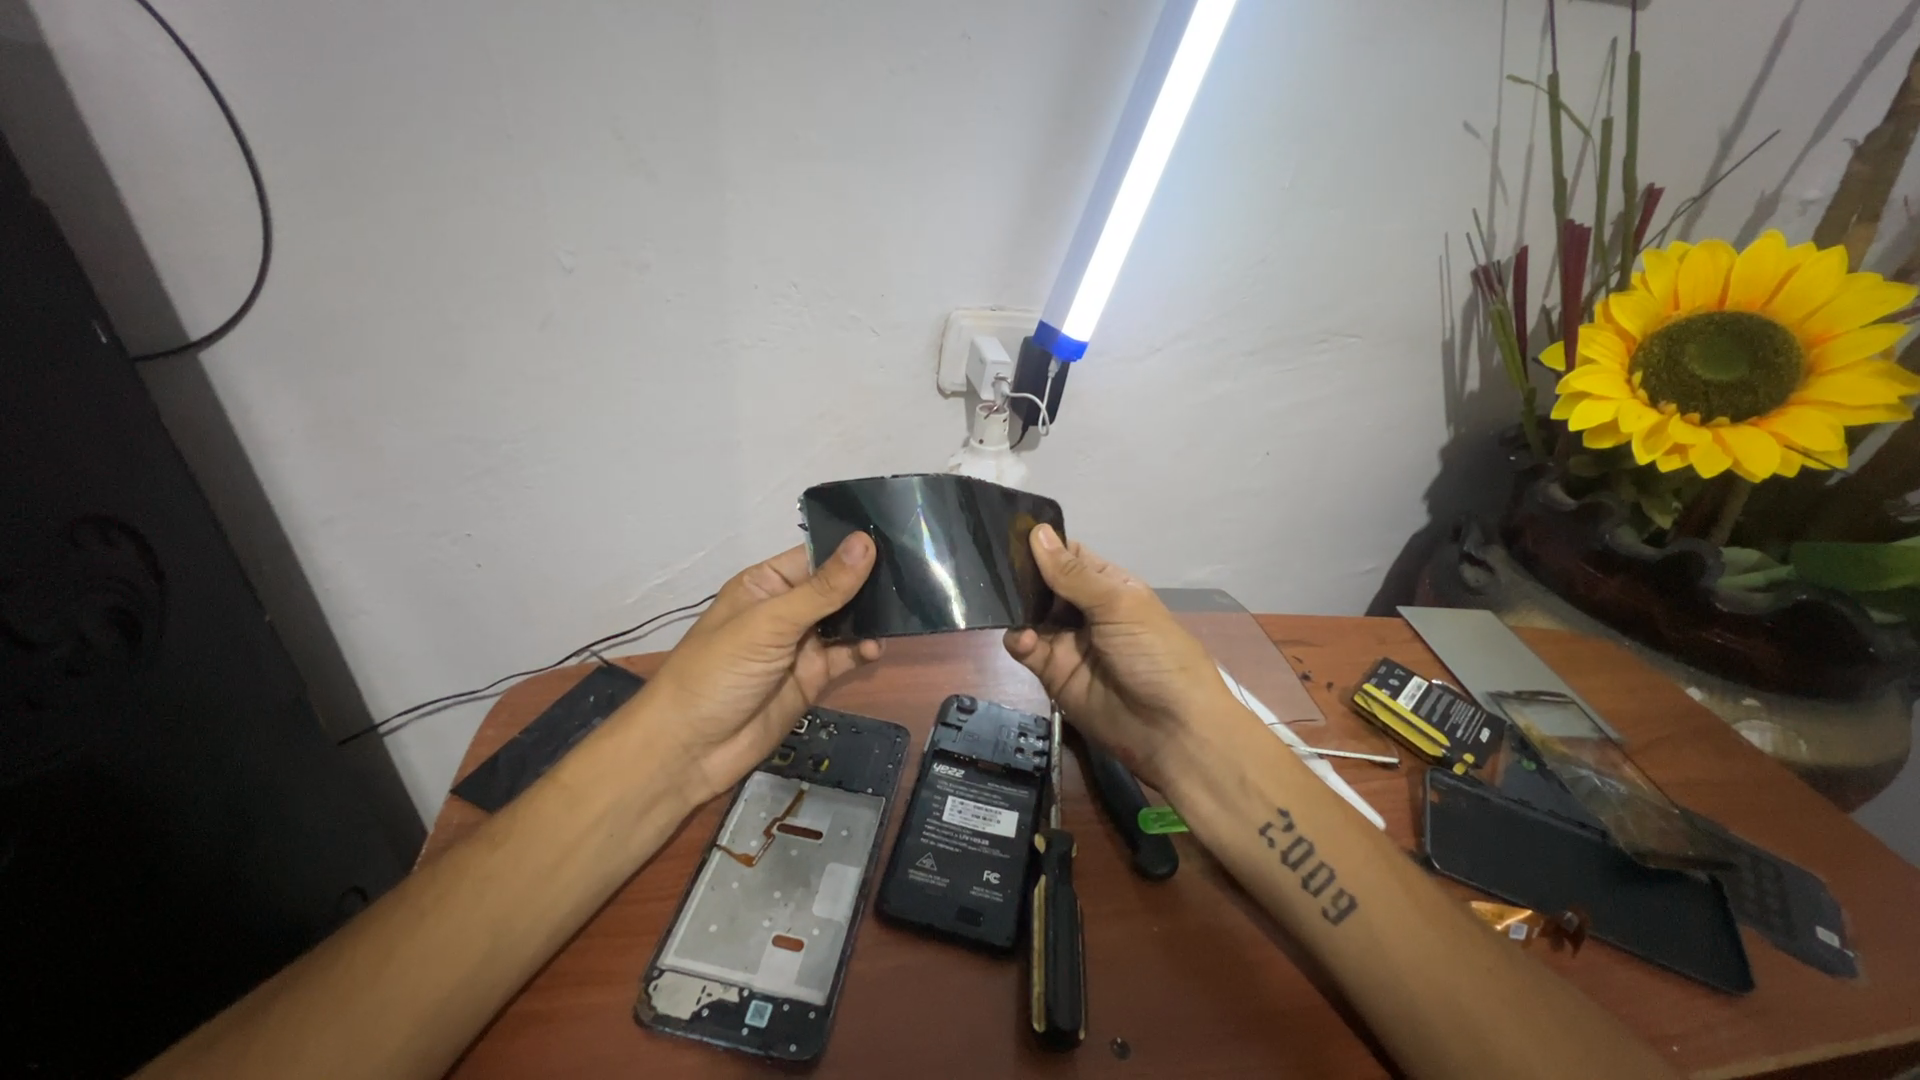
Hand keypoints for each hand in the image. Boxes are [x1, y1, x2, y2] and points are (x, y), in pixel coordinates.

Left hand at [640, 534, 882, 806]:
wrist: (691, 750)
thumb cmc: (717, 673)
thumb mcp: (769, 623)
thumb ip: (822, 589)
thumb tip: (866, 542)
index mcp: (766, 584)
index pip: (817, 555)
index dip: (853, 547)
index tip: (900, 535)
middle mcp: (786, 609)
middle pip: (837, 587)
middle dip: (870, 581)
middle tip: (919, 570)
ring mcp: (801, 644)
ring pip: (847, 621)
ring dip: (872, 616)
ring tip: (908, 605)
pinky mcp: (813, 678)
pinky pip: (846, 656)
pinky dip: (864, 650)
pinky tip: (878, 647)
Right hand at [1003, 526, 1249, 789]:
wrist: (1171, 729)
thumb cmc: (1156, 654)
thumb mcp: (1119, 605)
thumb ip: (1073, 575)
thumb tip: (1037, 532)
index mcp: (1109, 586)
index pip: (1069, 556)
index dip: (1043, 544)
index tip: (1007, 530)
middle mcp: (1085, 610)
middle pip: (1043, 585)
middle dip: (1021, 575)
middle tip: (988, 564)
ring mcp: (1068, 642)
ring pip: (1030, 616)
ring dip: (1016, 607)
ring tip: (998, 600)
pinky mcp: (1053, 673)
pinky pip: (1027, 649)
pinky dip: (1020, 640)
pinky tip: (1024, 639)